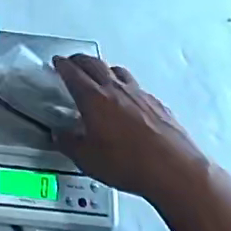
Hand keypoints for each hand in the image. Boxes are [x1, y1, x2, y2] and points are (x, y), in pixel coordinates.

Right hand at [53, 54, 211, 201]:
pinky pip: (138, 87)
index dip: (63, 65)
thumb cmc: (131, 162)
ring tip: (100, 72)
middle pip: (95, 64)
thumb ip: (69, 143)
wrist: (172, 169)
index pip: (73, 73)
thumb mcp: (86, 158)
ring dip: (105, 68)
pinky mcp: (157, 105)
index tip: (59, 62)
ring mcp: (139, 95)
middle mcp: (117, 91)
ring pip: (118, 72)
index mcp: (94, 99)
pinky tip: (128, 97)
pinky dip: (127, 86)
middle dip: (81, 60)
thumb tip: (61, 136)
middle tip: (74, 60)